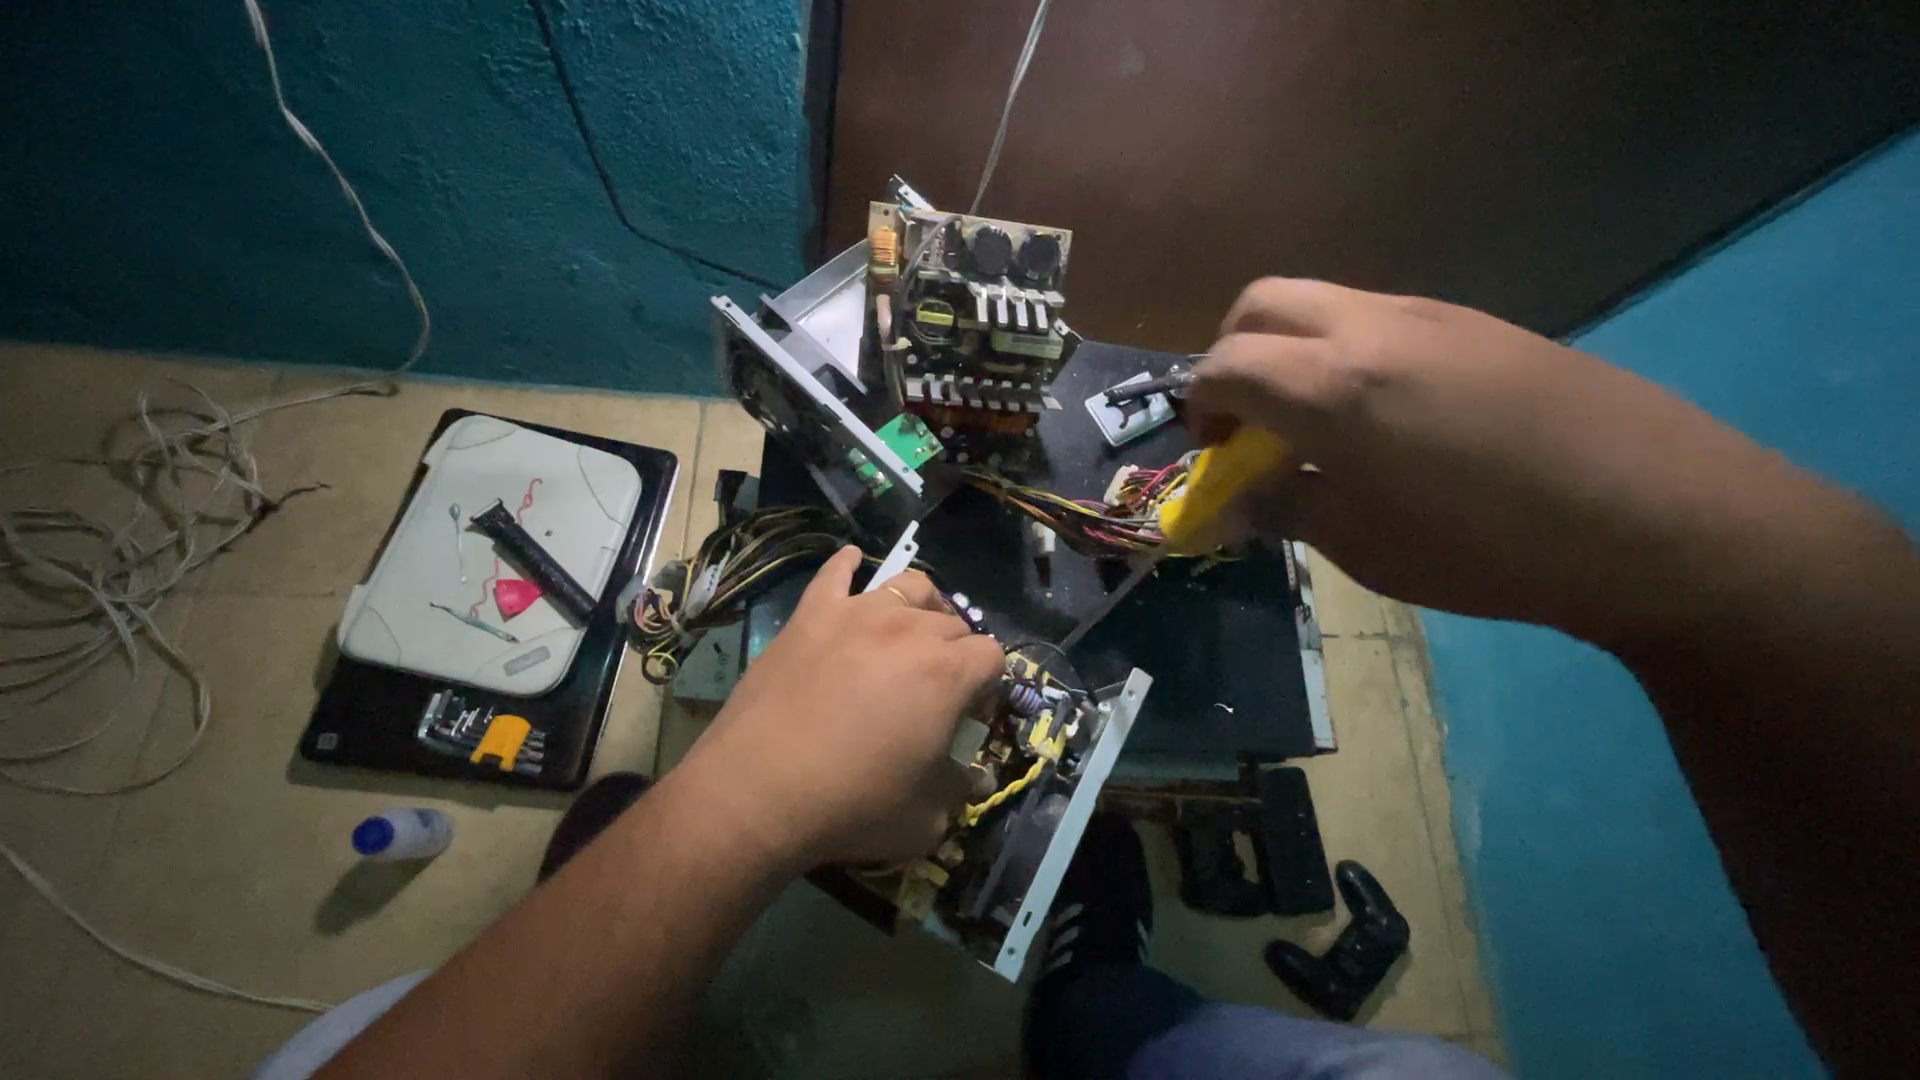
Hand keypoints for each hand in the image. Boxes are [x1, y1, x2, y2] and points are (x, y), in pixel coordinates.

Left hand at [674, 547, 1005, 868]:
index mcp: (947, 672)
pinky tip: (852, 561)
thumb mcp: (927, 818)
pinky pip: (834, 574)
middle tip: (936, 689)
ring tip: (913, 630)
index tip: (969, 716)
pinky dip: (847, 565)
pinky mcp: (810, 615)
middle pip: (953, 623)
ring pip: (908, 587)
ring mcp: (855, 613)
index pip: (992, 656)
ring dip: (922, 606)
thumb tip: (969, 777)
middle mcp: (908, 629)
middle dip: (957, 653)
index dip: (988, 686)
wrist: (757, 794)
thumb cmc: (851, 807)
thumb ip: (959, 788)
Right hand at [1186, 278, 1854, 647]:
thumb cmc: (1487, 548)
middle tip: (1248, 421)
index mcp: (1332, 386)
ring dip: (1290, 350)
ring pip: (1321, 302)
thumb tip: (1229, 503)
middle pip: (1261, 303)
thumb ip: (1283, 506)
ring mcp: (1431, 315)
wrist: (1663, 522)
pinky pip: (1378, 317)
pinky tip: (1383, 415)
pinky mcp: (1477, 323)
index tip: (1213, 453)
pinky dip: (1344, 352)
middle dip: (1231, 356)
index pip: (1223, 365)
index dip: (1198, 406)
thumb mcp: (1362, 545)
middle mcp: (1371, 327)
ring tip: (1313, 421)